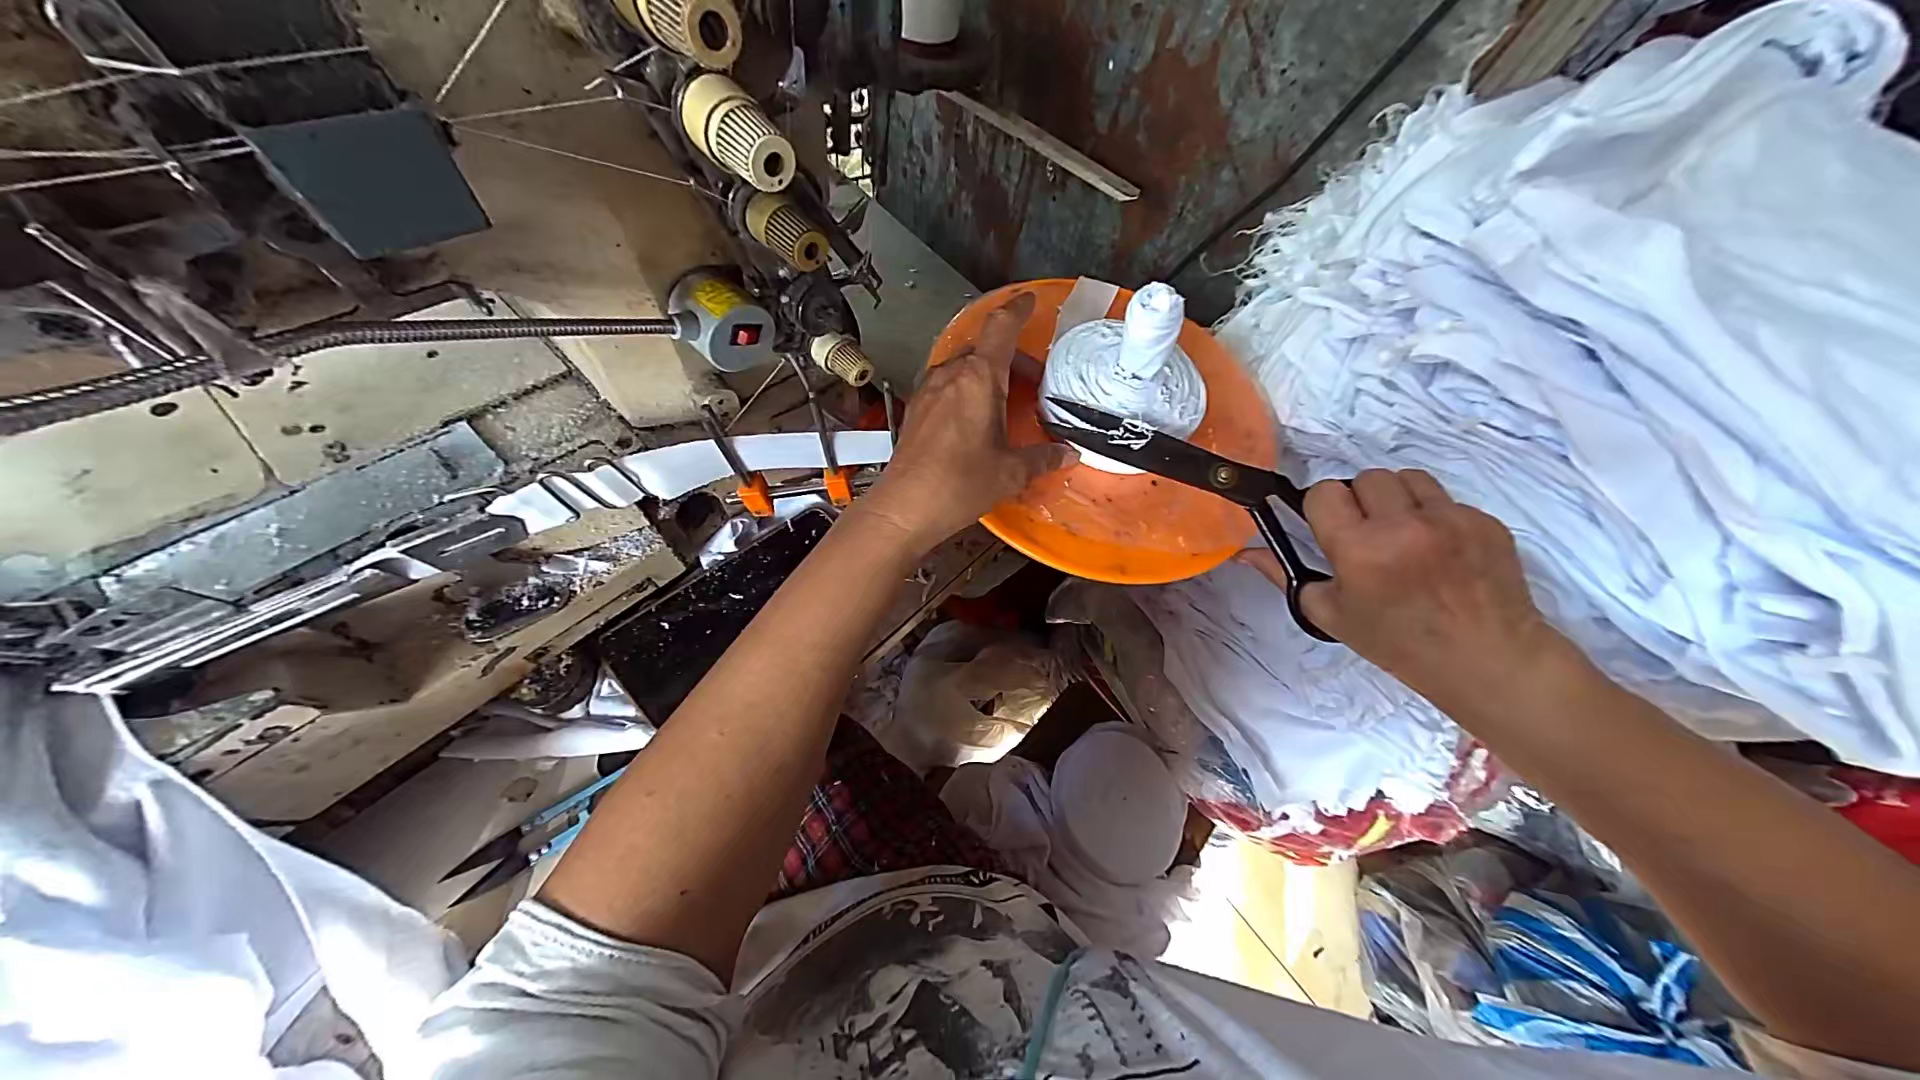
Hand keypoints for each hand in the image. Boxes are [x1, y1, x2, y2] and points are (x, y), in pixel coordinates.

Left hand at [858, 292, 1076, 550]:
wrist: (905, 507)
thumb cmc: (955, 485)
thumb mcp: (1010, 472)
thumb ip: (1042, 458)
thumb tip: (1064, 454)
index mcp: (978, 379)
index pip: (1000, 327)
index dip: (1017, 309)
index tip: (1028, 301)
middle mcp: (949, 377)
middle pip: (983, 348)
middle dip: (1009, 356)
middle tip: (1031, 376)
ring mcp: (928, 392)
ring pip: (962, 367)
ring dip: (985, 375)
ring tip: (1005, 400)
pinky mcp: (916, 411)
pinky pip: (946, 387)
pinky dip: (965, 391)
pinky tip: (976, 419)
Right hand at [1275, 469, 1562, 699]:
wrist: (1484, 658)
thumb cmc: (1395, 641)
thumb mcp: (1328, 613)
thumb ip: (1283, 575)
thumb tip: (1245, 553)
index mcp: (1359, 549)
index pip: (1326, 492)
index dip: (1322, 508)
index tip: (1329, 528)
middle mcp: (1404, 526)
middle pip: (1366, 478)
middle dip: (1360, 501)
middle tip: (1366, 533)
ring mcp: (1450, 519)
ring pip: (1407, 478)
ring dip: (1397, 499)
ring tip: (1402, 533)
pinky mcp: (1485, 521)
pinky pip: (1446, 499)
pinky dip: (1434, 516)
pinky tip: (1438, 549)